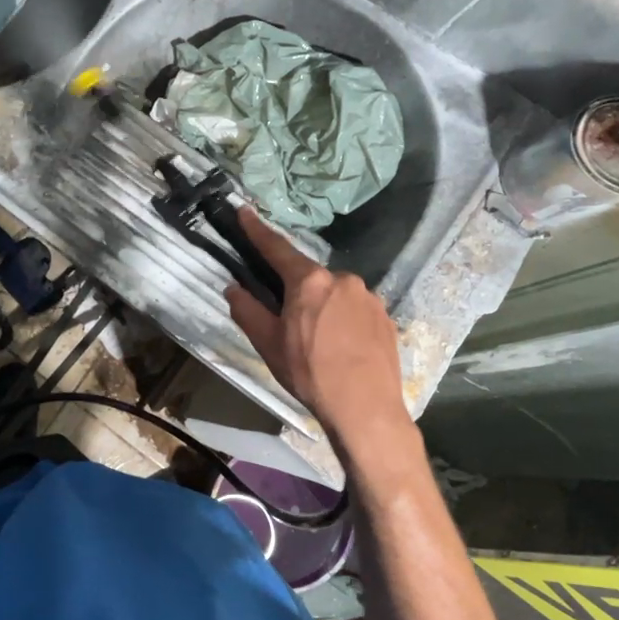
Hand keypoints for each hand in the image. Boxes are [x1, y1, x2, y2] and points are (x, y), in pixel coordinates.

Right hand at [224, 210, 410, 452]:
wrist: (366, 409)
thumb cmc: (310, 373)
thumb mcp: (268, 344)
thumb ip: (247, 310)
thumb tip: (233, 288)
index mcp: (309, 281)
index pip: (276, 248)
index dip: (257, 230)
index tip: (244, 211)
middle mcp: (342, 279)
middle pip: (307, 276)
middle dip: (294, 290)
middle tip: (284, 319)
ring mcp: (369, 297)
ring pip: (333, 293)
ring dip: (320, 307)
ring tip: (315, 341)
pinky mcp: (385, 317)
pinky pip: (354, 309)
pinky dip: (341, 320)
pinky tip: (338, 346)